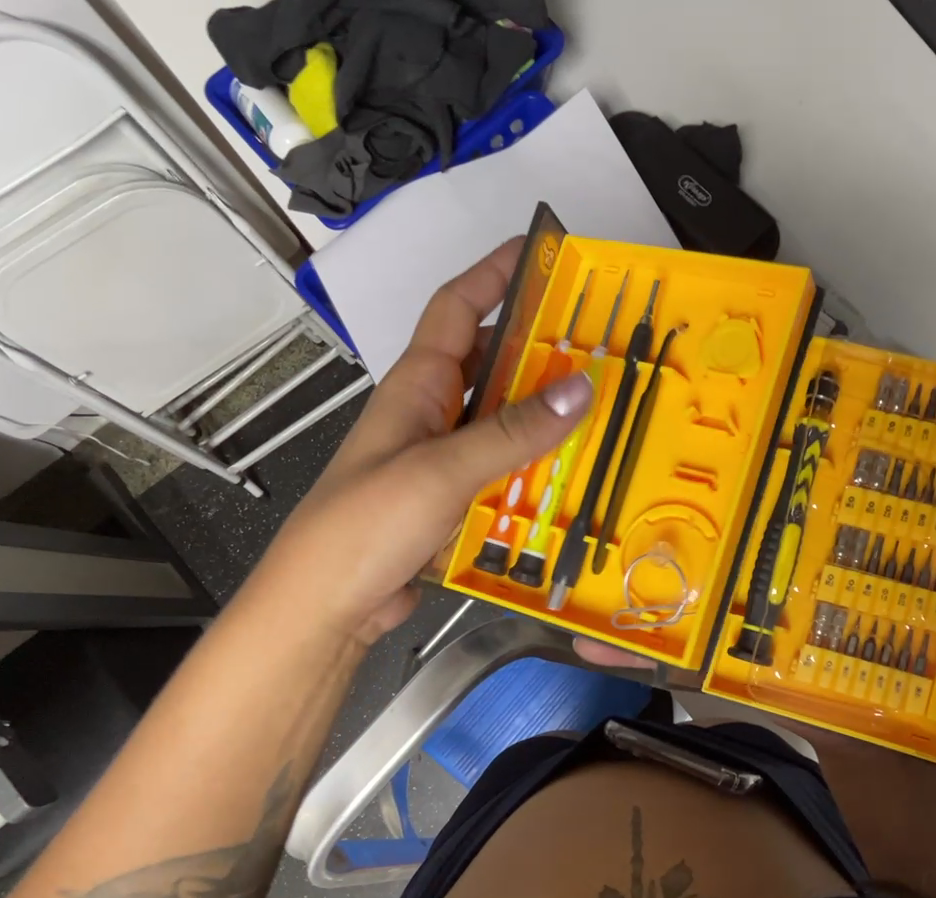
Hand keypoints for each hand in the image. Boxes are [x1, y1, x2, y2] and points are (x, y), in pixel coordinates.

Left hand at [236, 239, 592, 647]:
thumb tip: (583, 386)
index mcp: (417, 384)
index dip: (496, 273)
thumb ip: (512, 432)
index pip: (457, 307)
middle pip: (494, 365)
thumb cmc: (365, 525)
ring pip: (506, 424)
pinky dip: (541, 473)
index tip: (544, 252)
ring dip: (548, 420)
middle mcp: (433, 413)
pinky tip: (577, 483)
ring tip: (607, 415)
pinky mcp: (456, 503)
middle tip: (604, 349)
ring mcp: (445, 460)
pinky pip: (508, 474)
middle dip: (543, 351)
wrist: (329, 606)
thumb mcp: (442, 470)